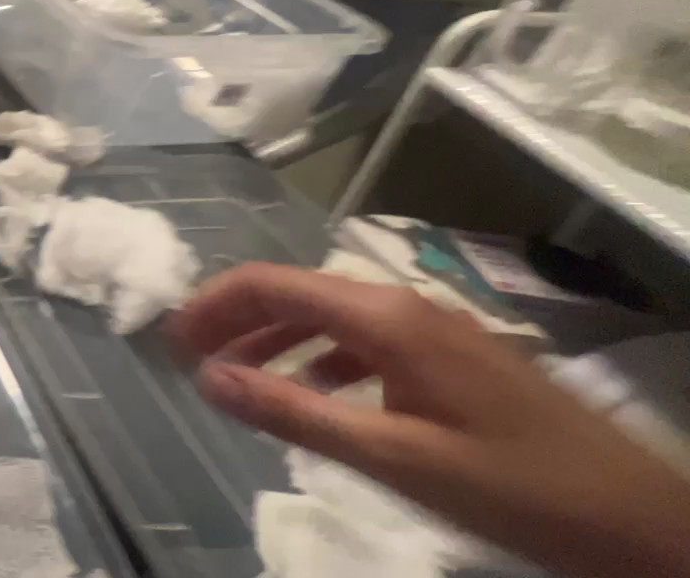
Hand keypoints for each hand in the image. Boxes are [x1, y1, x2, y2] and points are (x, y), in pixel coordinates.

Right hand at [170, 263, 689, 577]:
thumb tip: (206, 378)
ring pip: (323, 313)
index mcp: (383, 317)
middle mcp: (399, 304)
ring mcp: (428, 328)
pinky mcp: (447, 355)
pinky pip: (358, 338)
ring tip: (233, 373)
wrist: (656, 530)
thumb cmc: (520, 489)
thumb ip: (294, 412)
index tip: (172, 340)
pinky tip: (311, 391)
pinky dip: (316, 356)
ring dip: (270, 337)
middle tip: (189, 357)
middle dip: (231, 318)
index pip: (269, 284)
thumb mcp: (397, 458)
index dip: (211, 305)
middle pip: (291, 291)